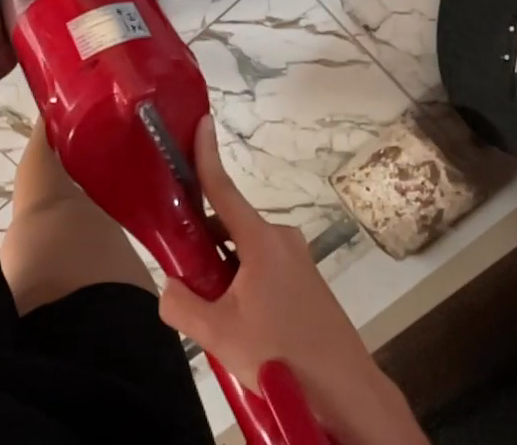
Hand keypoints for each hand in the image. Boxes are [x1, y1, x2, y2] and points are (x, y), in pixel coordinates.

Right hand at [160, 118, 425, 444]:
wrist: (348, 395)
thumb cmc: (282, 356)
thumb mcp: (218, 334)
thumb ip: (180, 304)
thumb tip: (168, 287)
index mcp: (260, 240)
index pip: (223, 187)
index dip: (206, 154)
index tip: (202, 121)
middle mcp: (281, 239)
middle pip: (228, 225)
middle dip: (202, 245)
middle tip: (186, 279)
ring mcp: (298, 260)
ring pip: (244, 251)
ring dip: (223, 270)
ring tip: (217, 314)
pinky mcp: (307, 282)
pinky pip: (263, 267)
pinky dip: (244, 282)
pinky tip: (242, 323)